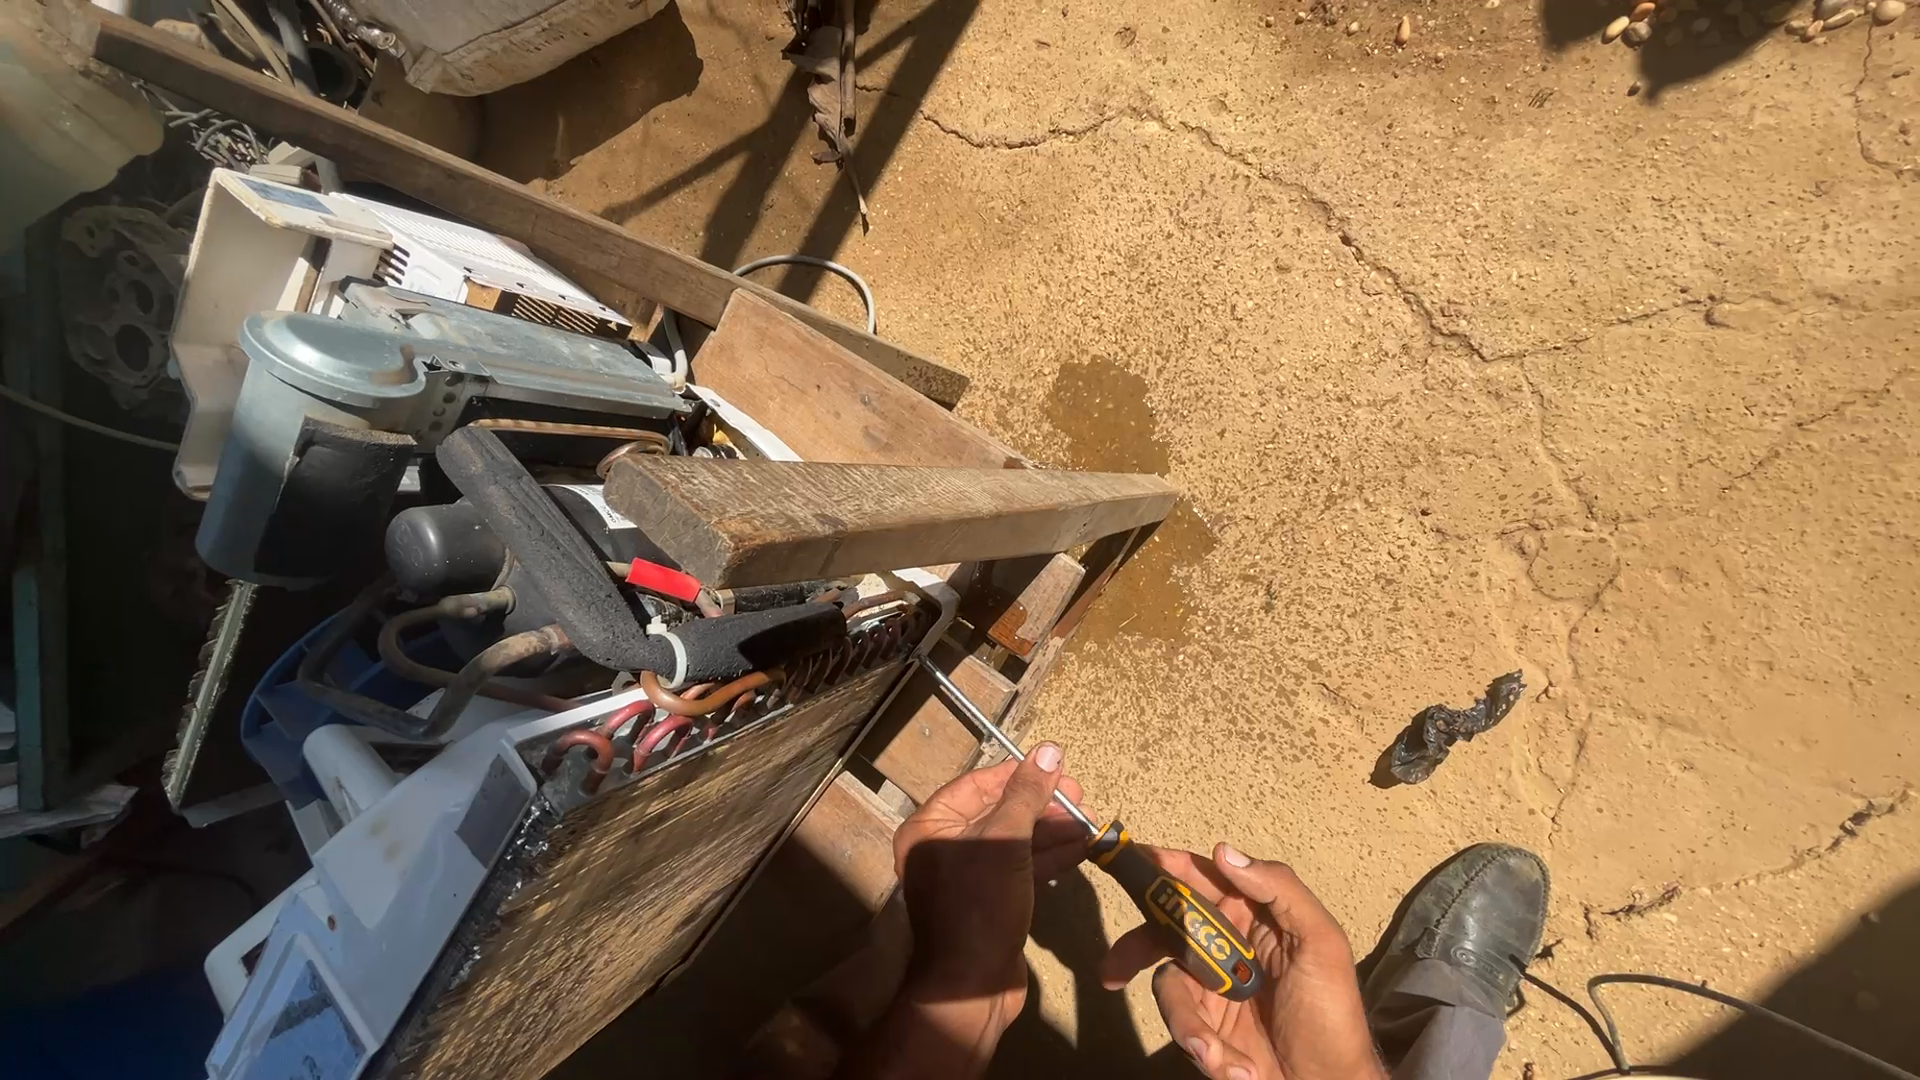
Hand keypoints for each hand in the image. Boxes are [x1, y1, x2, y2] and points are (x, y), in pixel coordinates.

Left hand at [891, 748, 1087, 1049]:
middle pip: (999, 811)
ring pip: (1015, 841)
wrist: (972, 989)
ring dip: (1052, 830)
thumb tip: (1050, 749)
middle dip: (1041, 804)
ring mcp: (969, 877)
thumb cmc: (979, 904)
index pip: (977, 784)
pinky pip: (1021, 868)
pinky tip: (1081, 847)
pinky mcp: (992, 902)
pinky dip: (1049, 858)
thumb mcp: (1005, 840)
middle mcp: (945, 847)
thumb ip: (1027, 794)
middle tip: (1080, 796)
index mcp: (931, 826)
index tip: (1055, 765)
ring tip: (1088, 821)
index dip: (1017, 773)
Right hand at [1100, 844, 1385, 1079]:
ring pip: (1167, 982)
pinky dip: (1203, 1047)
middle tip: (1112, 967)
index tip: (1137, 861)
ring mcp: (1209, 986)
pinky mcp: (1204, 1026)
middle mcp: (1221, 944)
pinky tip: (1236, 1070)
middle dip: (1136, 945)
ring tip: (1211, 1053)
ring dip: (1185, 1020)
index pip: (1200, 878)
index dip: (1166, 866)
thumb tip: (1221, 851)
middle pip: (1165, 928)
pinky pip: (1182, 1025)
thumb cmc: (1331, 1013)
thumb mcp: (1322, 943)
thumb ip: (1280, 888)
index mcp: (1249, 914)